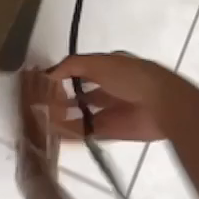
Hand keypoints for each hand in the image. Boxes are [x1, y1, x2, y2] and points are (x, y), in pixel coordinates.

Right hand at [46, 52, 171, 142]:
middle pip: (77, 94)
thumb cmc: (130, 77)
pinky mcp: (110, 132)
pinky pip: (85, 133)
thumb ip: (71, 66)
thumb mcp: (98, 63)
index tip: (40, 81)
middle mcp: (106, 89)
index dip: (60, 75)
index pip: (77, 71)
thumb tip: (47, 74)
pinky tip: (51, 135)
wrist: (162, 104)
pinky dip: (69, 135)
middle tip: (37, 102)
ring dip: (62, 117)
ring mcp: (108, 111)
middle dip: (59, 97)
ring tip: (39, 119)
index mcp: (105, 69)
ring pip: (79, 114)